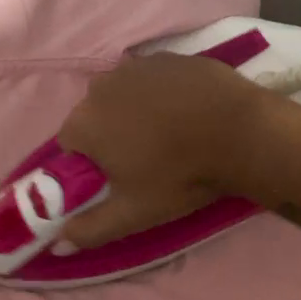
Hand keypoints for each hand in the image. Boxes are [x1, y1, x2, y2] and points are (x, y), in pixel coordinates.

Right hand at [55, 53, 268, 248]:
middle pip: (94, 117)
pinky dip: (161, 95)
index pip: (70, 146)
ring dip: (135, 113)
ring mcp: (135, 67)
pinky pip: (151, 80)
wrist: (242, 132)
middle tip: (146, 161)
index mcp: (83, 122)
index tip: (118, 179)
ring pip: (122, 96)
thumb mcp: (133, 214)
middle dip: (110, 136)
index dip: (90, 165)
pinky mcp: (167, 57)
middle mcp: (100, 86)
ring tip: (170, 136)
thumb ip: (89, 230)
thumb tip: (58, 242)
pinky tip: (187, 113)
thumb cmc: (180, 175)